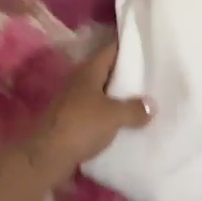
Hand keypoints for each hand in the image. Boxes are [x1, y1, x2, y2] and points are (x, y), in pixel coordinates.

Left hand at [25, 35, 152, 173]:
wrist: (49, 154)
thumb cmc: (81, 124)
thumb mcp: (113, 115)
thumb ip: (133, 109)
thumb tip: (152, 104)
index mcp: (90, 69)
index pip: (111, 49)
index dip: (128, 47)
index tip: (147, 46)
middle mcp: (82, 79)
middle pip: (108, 71)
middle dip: (127, 74)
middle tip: (151, 76)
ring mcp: (76, 98)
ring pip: (103, 91)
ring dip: (119, 96)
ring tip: (143, 101)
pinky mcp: (74, 118)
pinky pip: (97, 110)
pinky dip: (111, 114)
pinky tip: (125, 122)